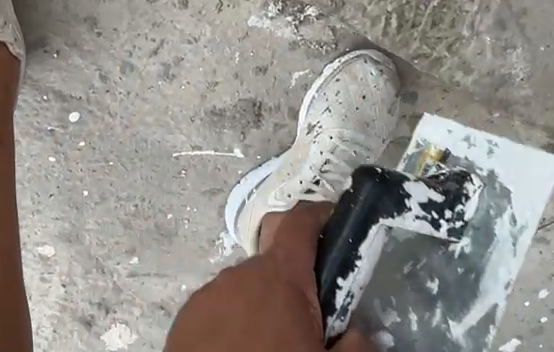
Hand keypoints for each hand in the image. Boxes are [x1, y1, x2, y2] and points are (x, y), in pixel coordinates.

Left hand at [165, 204, 378, 351]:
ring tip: (274, 344)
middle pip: (275, 266)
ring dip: (264, 308)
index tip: (334, 218)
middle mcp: (242, 273)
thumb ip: (354, 347)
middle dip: (294, 287)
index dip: (318, 215)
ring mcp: (211, 291)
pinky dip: (237, 322)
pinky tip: (244, 349)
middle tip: (311, 325)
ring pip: (248, 289)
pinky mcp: (189, 314)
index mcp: (281, 278)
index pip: (299, 224)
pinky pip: (222, 307)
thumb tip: (364, 333)